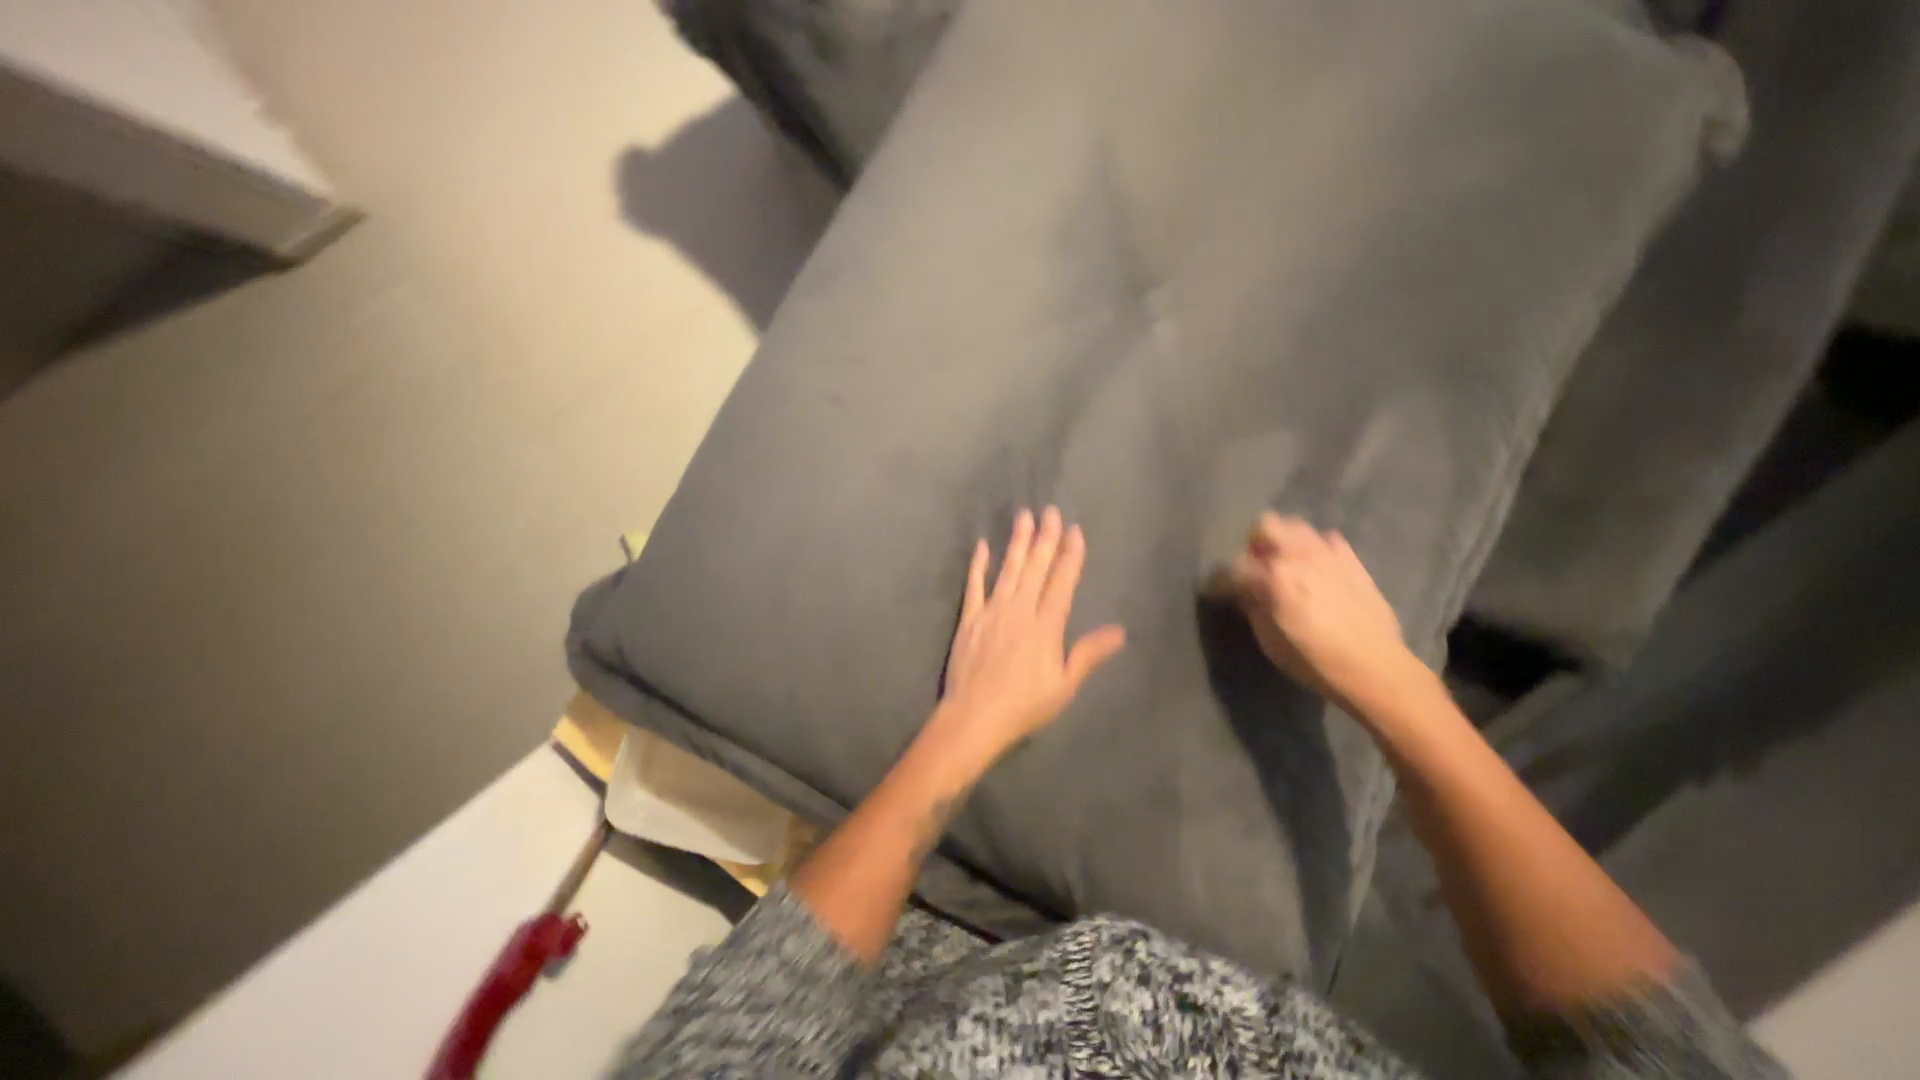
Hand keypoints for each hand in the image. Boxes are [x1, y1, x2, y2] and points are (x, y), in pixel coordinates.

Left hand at [933, 506, 1126, 763]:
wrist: (974, 717)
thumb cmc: (1024, 705)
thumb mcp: (1064, 685)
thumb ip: (1088, 654)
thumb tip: (1119, 631)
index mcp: (1046, 626)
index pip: (1062, 582)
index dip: (1070, 555)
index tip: (1075, 530)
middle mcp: (1019, 611)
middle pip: (1035, 568)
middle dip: (1045, 538)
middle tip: (1050, 510)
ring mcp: (991, 613)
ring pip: (1007, 570)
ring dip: (1017, 542)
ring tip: (1023, 516)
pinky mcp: (969, 620)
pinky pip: (974, 586)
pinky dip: (978, 565)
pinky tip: (982, 546)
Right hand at [1228, 514, 1418, 709]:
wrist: (1374, 666)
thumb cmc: (1315, 661)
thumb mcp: (1270, 642)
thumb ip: (1254, 608)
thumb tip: (1247, 593)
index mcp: (1273, 577)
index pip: (1233, 567)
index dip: (1221, 581)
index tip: (1220, 593)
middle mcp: (1297, 555)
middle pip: (1264, 525)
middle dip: (1254, 545)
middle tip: (1256, 568)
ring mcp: (1327, 553)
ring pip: (1296, 525)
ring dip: (1284, 541)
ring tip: (1286, 565)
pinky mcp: (1351, 558)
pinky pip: (1327, 540)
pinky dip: (1316, 549)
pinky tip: (1318, 570)